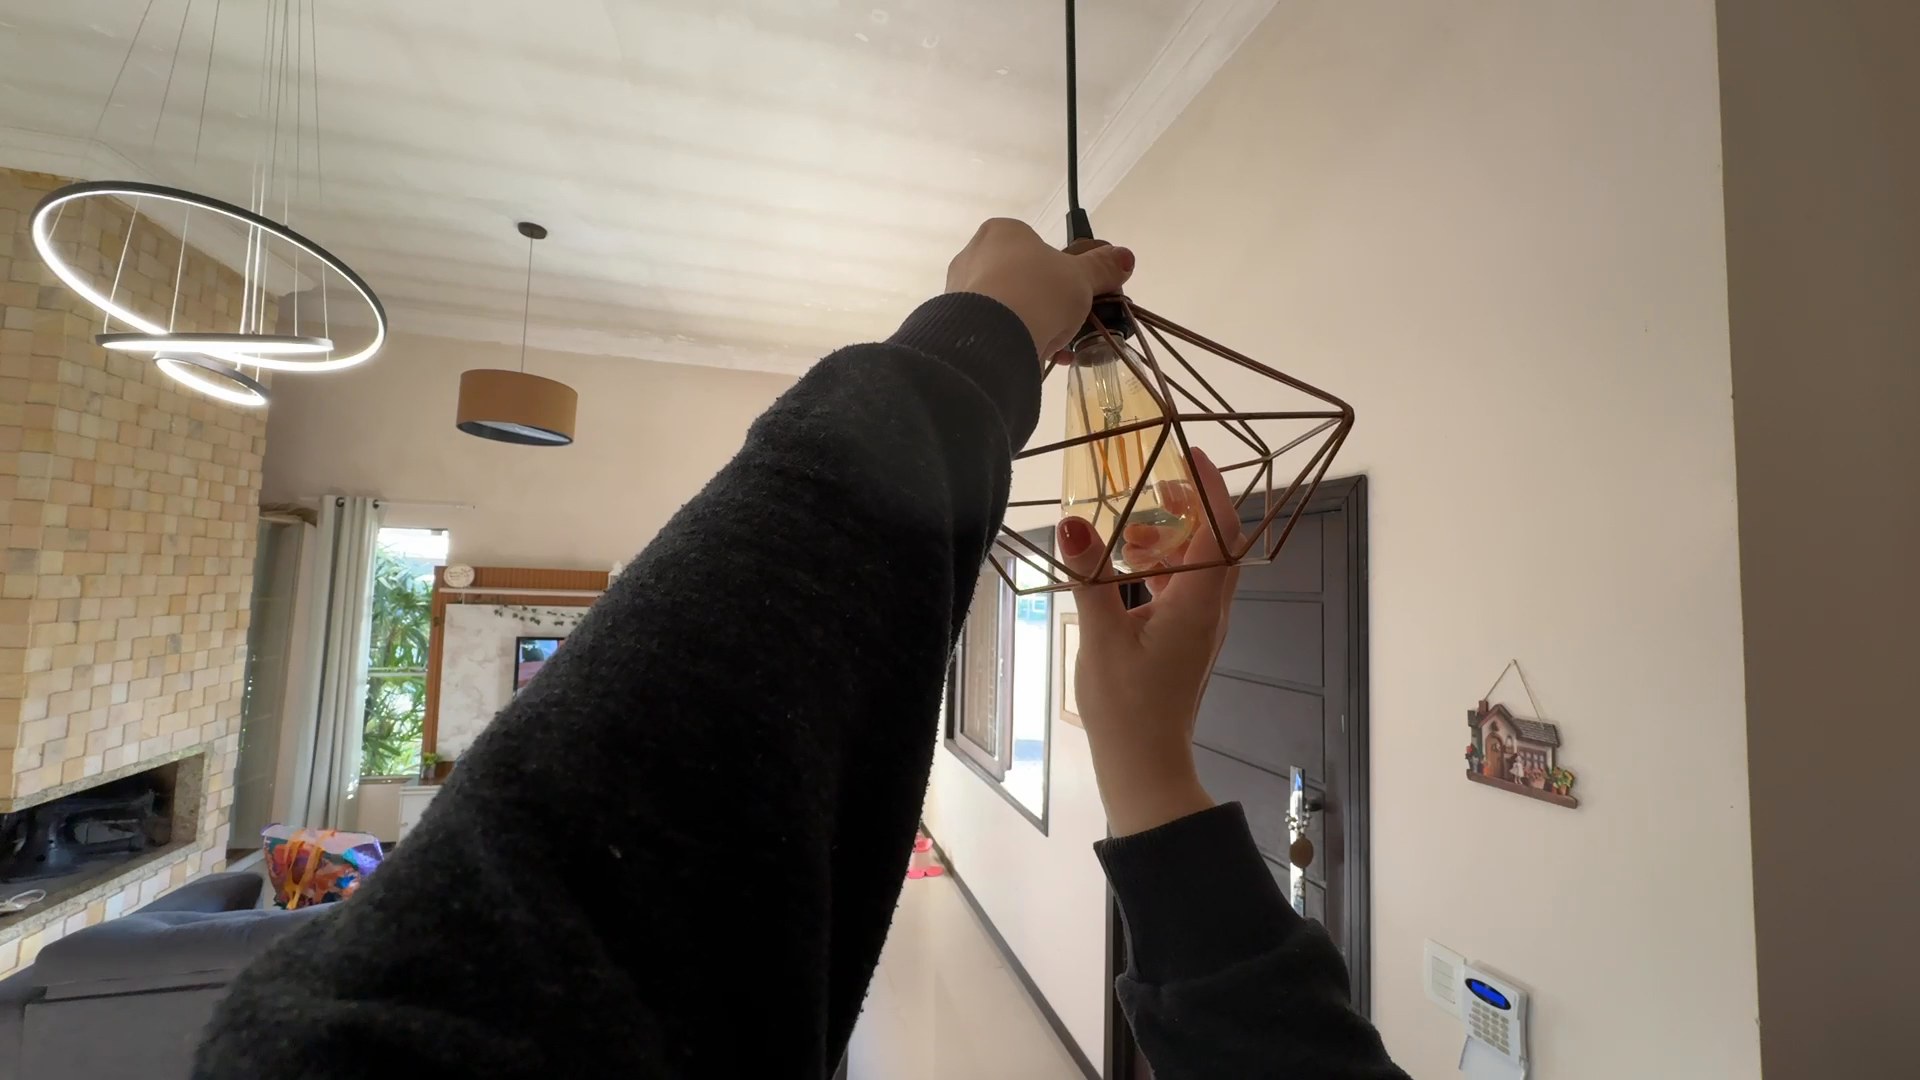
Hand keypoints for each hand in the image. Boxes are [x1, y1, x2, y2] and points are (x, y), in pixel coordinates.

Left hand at [944, 218, 1134, 360]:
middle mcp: (973, 255)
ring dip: (1034, 327)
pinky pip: (993, 333)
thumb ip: (1101, 268)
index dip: (1059, 272)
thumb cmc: (1038, 291)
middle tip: (1068, 324)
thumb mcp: (1080, 279)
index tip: (1074, 295)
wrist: (991, 336)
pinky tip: (1035, 358)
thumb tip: (1125, 258)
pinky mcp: (955, 326)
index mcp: (1002, 232)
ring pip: (1007, 309)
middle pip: (1021, 281)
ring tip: (1056, 347)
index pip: (1035, 247)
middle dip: (1047, 305)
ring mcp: (959, 292)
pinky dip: (1014, 343)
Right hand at [1057, 448, 1240, 836]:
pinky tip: (1127, 574)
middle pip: (1216, 543)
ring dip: (1170, 540)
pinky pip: (1185, 589)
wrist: (1144, 762)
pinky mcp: (1186, 639)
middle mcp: (1209, 611)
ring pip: (1200, 566)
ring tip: (1127, 539)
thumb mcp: (1100, 635)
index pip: (1220, 531)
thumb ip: (1088, 576)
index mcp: (1197, 604)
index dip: (1210, 489)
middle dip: (1190, 508)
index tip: (1189, 457)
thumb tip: (1072, 523)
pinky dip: (1163, 569)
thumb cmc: (1125, 703)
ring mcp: (1201, 627)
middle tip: (1155, 487)